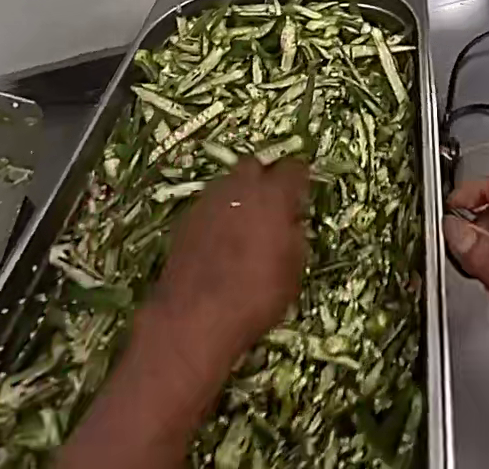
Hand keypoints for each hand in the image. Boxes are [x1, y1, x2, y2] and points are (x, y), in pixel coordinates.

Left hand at [146, 156, 310, 371]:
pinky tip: (222, 242)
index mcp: (274, 194)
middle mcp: (241, 187)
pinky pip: (210, 206)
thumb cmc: (255, 296)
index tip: (301, 197)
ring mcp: (209, 201)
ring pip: (229, 184)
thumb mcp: (293, 269)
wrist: (193, 320)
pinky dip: (219, 216)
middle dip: (266, 181)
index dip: (300, 181)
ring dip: (240, 196)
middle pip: (256, 166)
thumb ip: (295, 235)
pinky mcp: (186, 219)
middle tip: (273, 207)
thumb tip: (292, 223)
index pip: (294, 169)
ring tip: (246, 225)